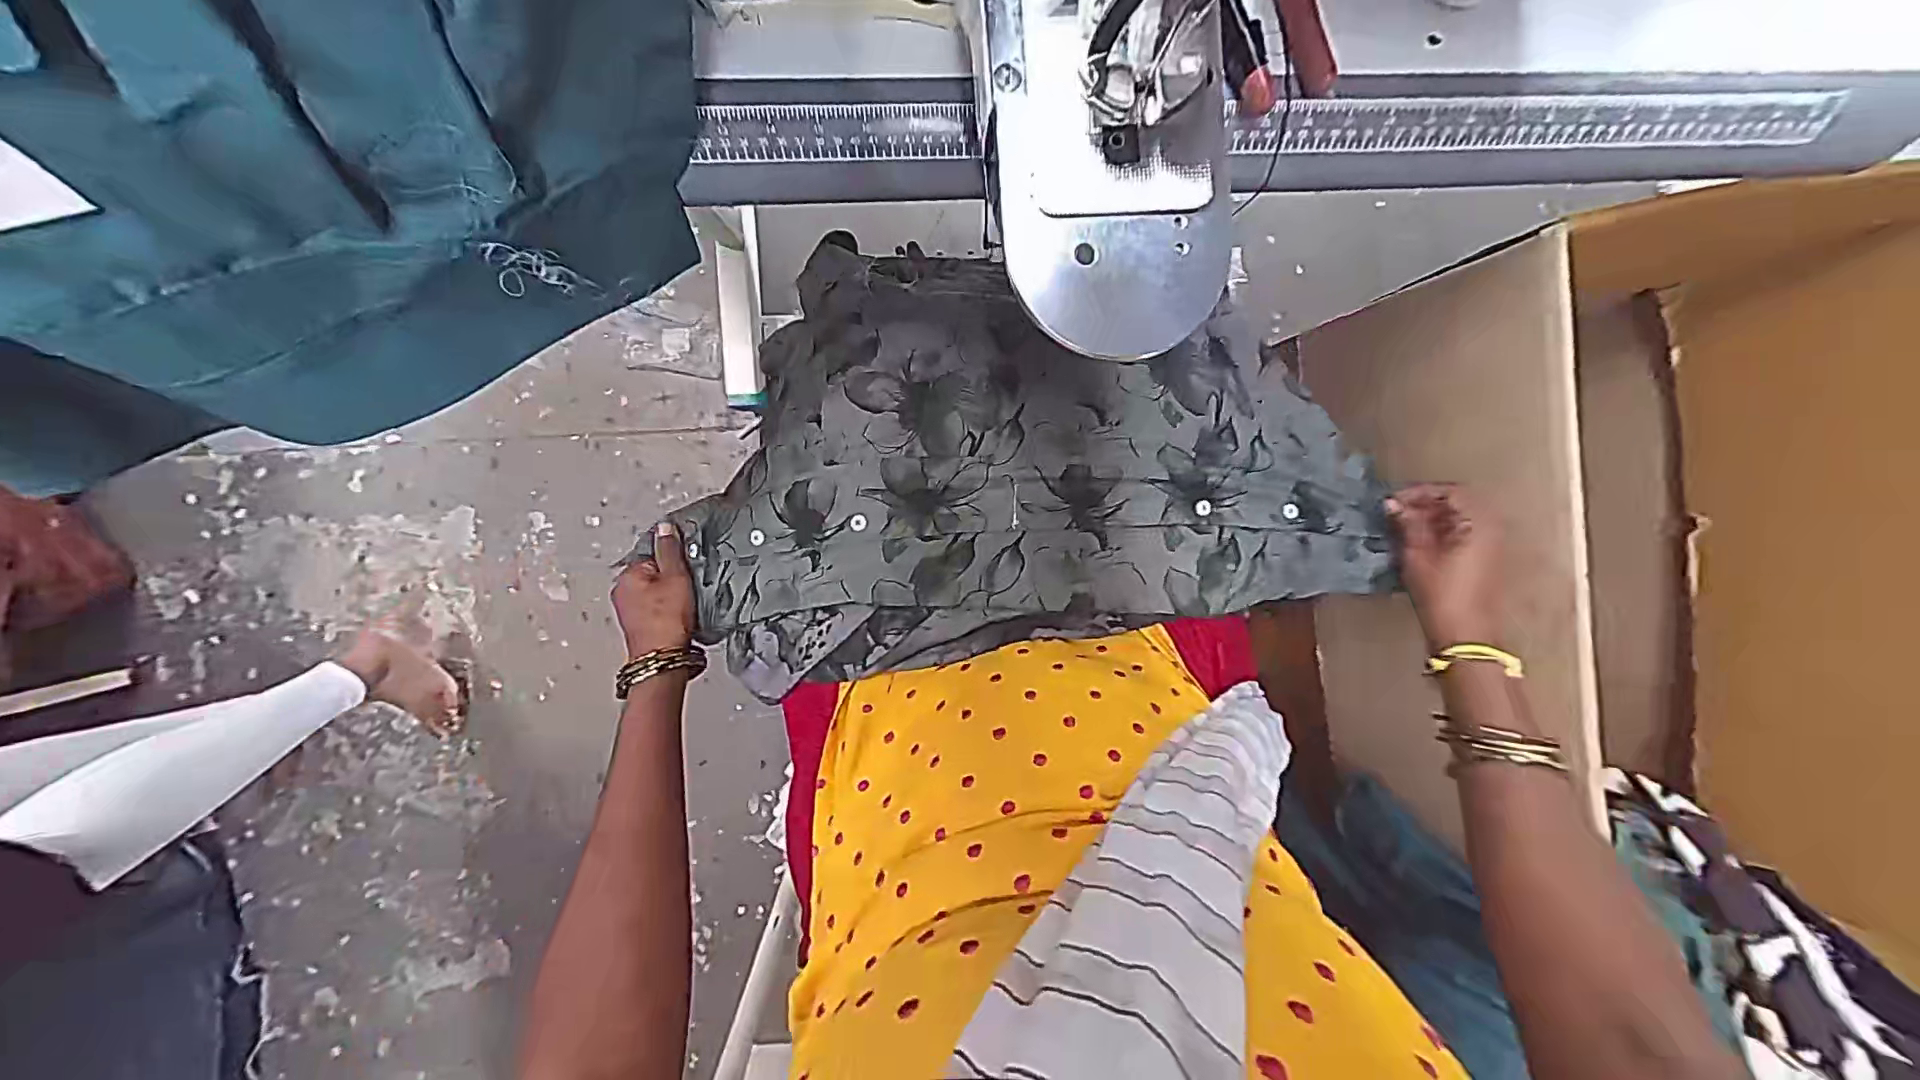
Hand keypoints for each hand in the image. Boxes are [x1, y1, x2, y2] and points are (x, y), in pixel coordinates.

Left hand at [613, 522, 696, 655]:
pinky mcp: (640, 624)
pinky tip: (680, 616)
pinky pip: (658, 607)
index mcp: (627, 575)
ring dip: (672, 594)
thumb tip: (665, 528)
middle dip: (672, 576)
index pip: (653, 551)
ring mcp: (630, 610)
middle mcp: (622, 591)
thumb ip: (670, 550)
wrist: (664, 659)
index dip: (675, 557)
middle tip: (687, 585)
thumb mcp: (676, 577)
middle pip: (655, 571)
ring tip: (684, 604)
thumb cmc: (665, 623)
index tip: (687, 564)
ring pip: (657, 590)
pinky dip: (669, 609)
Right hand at [1386, 483, 1505, 647]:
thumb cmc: (1441, 593)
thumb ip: (1407, 524)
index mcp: (1479, 523)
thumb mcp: (1417, 555)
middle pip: (1458, 504)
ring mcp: (1492, 545)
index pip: (1451, 492)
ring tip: (1402, 528)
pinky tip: (1418, 543)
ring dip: (1431, 519)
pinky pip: (1463, 535)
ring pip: (1460, 520)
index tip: (1393, 501)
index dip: (1420, 493)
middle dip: (1425, 505)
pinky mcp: (1486, 560)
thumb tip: (1393, 504)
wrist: (1465, 632)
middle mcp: (1492, 529)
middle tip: (1395, 513)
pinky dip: (1440, 532)